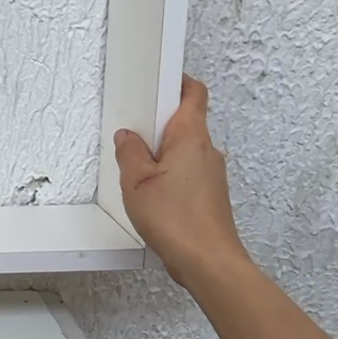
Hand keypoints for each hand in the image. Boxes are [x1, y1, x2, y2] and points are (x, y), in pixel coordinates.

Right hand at [114, 76, 251, 286]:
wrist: (207, 261)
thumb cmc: (178, 221)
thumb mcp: (136, 181)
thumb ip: (129, 153)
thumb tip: (127, 139)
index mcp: (191, 137)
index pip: (193, 93)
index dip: (177, 81)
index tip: (160, 77)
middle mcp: (207, 151)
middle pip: (184, 121)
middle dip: (157, 124)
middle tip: (133, 134)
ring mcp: (211, 174)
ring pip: (184, 149)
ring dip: (161, 153)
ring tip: (137, 171)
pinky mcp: (209, 194)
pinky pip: (186, 172)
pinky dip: (168, 174)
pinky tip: (150, 193)